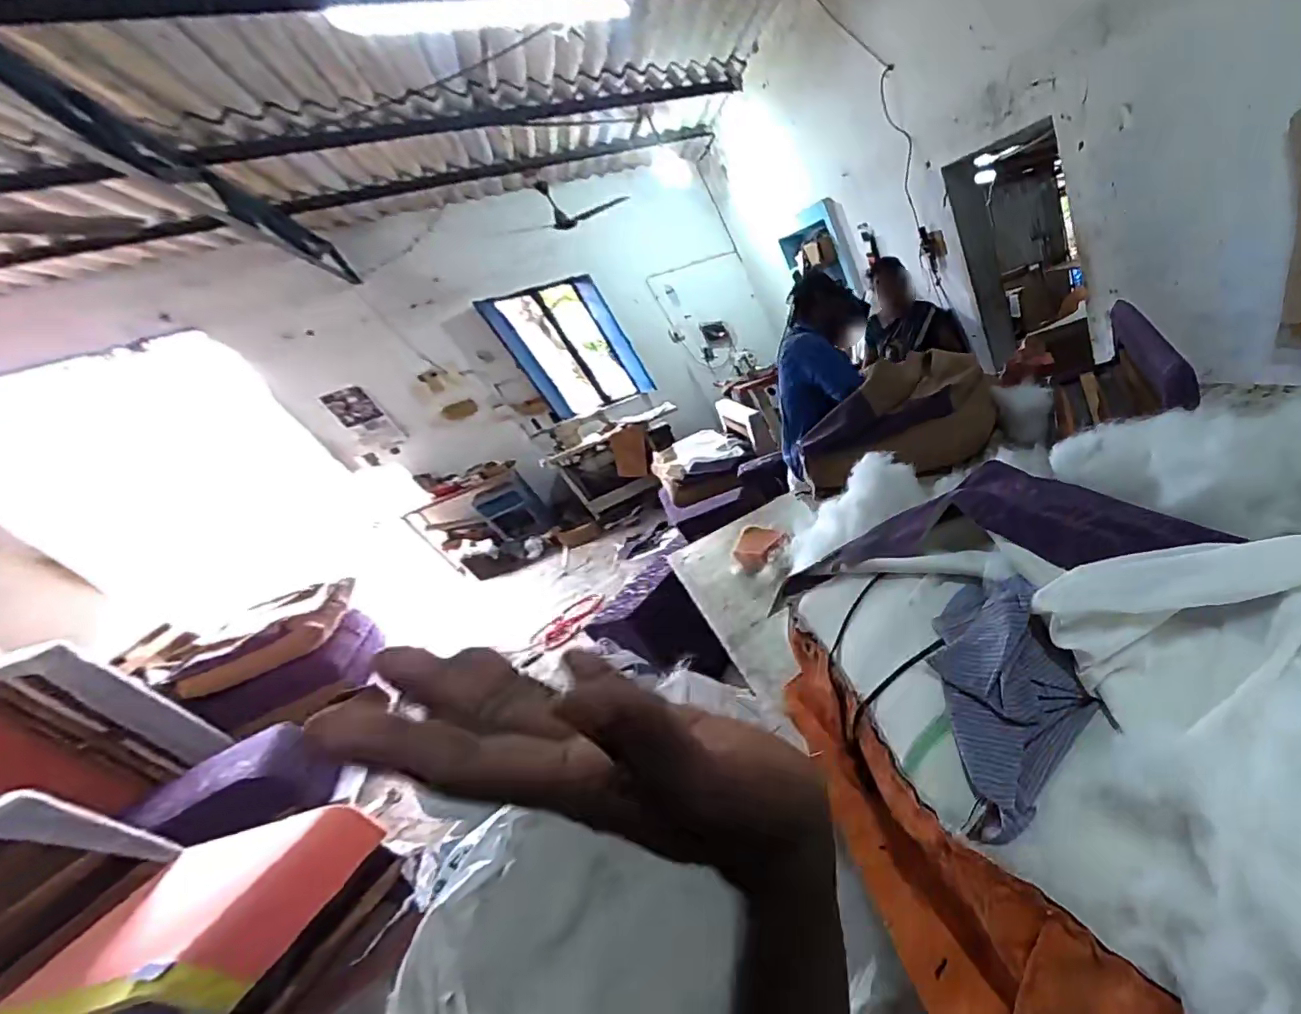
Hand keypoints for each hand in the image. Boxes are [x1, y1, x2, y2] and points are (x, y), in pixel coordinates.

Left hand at [304, 646, 832, 895]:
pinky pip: (596, 705)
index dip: (402, 743)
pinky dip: (573, 682)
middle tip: (385, 661)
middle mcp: (583, 765)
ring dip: (488, 690)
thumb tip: (573, 685)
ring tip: (448, 658)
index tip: (329, 723)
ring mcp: (616, 751)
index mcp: (581, 776)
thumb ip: (640, 732)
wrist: (786, 827)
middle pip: (492, 733)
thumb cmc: (747, 805)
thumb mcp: (697, 772)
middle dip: (432, 703)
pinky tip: (569, 662)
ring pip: (538, 716)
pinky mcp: (651, 735)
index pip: (475, 760)